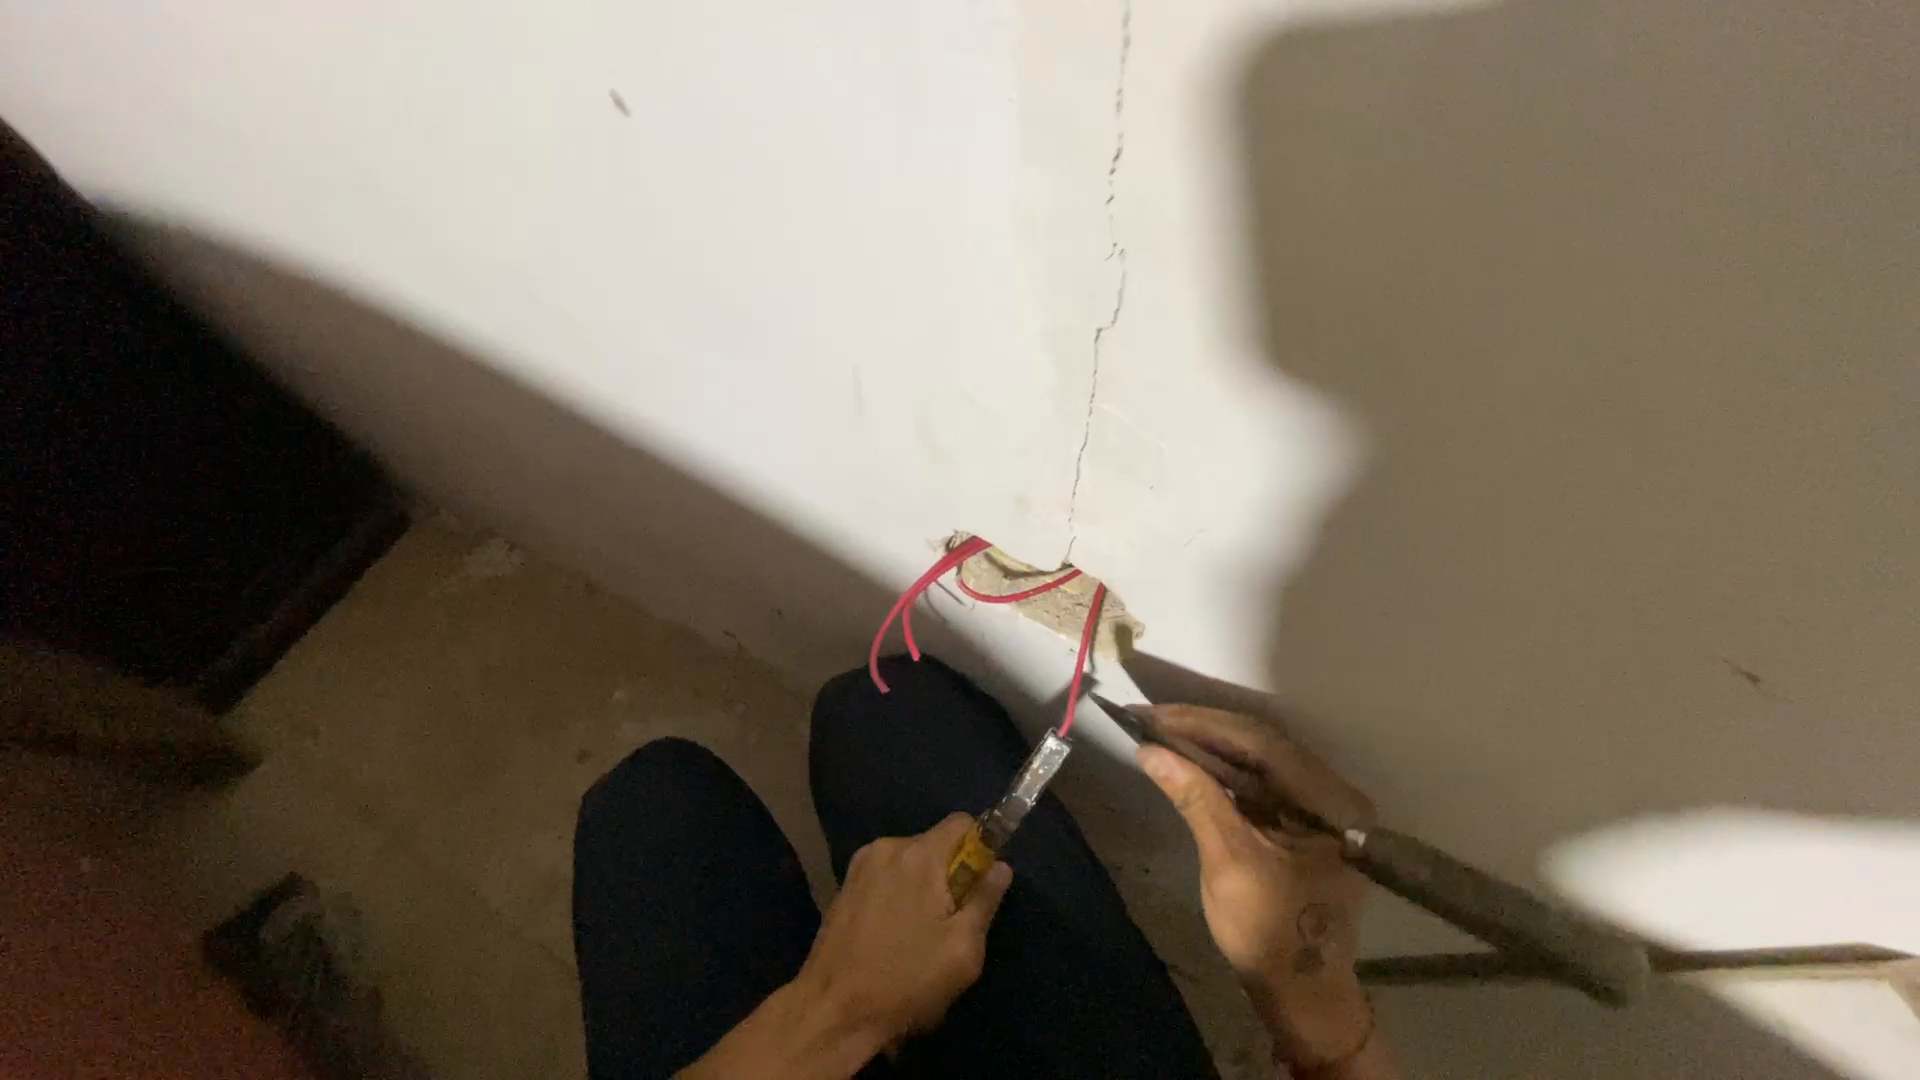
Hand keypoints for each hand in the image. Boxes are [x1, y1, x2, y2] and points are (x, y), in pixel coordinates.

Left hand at [797, 813, 1013, 1046]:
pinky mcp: (844, 884)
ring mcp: (861, 864)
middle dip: (948, 875)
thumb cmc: (905, 981)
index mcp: (919, 855)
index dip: (979, 847)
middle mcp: (888, 847)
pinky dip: (896, 895)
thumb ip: (985, 900)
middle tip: (950, 923)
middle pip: (934, 844)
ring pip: (909, 862)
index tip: (978, 885)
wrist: (833, 1011)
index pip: (962, 822)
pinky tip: (890, 936)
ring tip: (917, 936)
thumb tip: (1000, 867)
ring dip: (921, 887)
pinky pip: (885, 876)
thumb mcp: (962, 950)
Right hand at [1135, 704, 1377, 1070]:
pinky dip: (1219, 764)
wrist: (1300, 989)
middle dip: (1202, 727)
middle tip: (1149, 718)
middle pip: (1262, 743)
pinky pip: (1257, 775)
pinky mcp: (1300, 813)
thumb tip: (1151, 750)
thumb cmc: (1270, 934)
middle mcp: (1334, 794)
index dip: (1204, 724)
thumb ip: (1197, 800)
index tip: (1154, 716)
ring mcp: (1318, 802)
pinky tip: (1186, 755)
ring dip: (1207, 741)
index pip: (1264, 745)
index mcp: (1332, 805)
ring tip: (1159, 729)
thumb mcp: (1230, 865)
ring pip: (1257, 755)